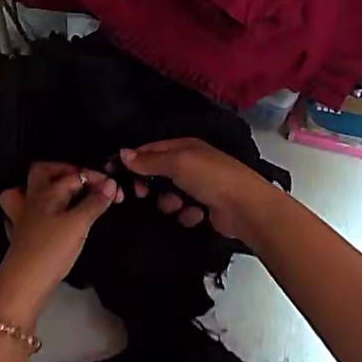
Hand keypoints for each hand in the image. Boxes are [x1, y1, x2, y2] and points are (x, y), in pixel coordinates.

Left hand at [0, 162, 120, 326]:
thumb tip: (111, 184)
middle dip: (63, 170)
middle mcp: (32, 199)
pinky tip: (46, 219)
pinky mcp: (20, 235)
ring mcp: (22, 217)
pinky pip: (23, 214)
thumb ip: (95, 202)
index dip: (98, 179)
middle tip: (83, 182)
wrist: (23, 286)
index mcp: (47, 192)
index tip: (117, 191)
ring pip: (24, 191)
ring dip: (42, 188)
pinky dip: (35, 212)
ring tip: (61, 195)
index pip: (76, 176)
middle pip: (41, 171)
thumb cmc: (52, 249)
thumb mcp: (79, 224)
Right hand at [118, 138, 282, 243]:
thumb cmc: (211, 177)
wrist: (244, 207)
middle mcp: (190, 163)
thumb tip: (123, 153)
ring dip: (170, 202)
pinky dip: (186, 213)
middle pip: (157, 173)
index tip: (116, 175)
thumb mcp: (178, 163)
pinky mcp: (203, 206)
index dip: (133, 161)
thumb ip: (150, 160)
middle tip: (143, 194)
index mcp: (184, 146)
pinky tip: (195, 214)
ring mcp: (197, 185)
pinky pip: (182, 210)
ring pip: (168, 195)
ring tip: (179, 205)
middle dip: (151, 185)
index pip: (150, 149)